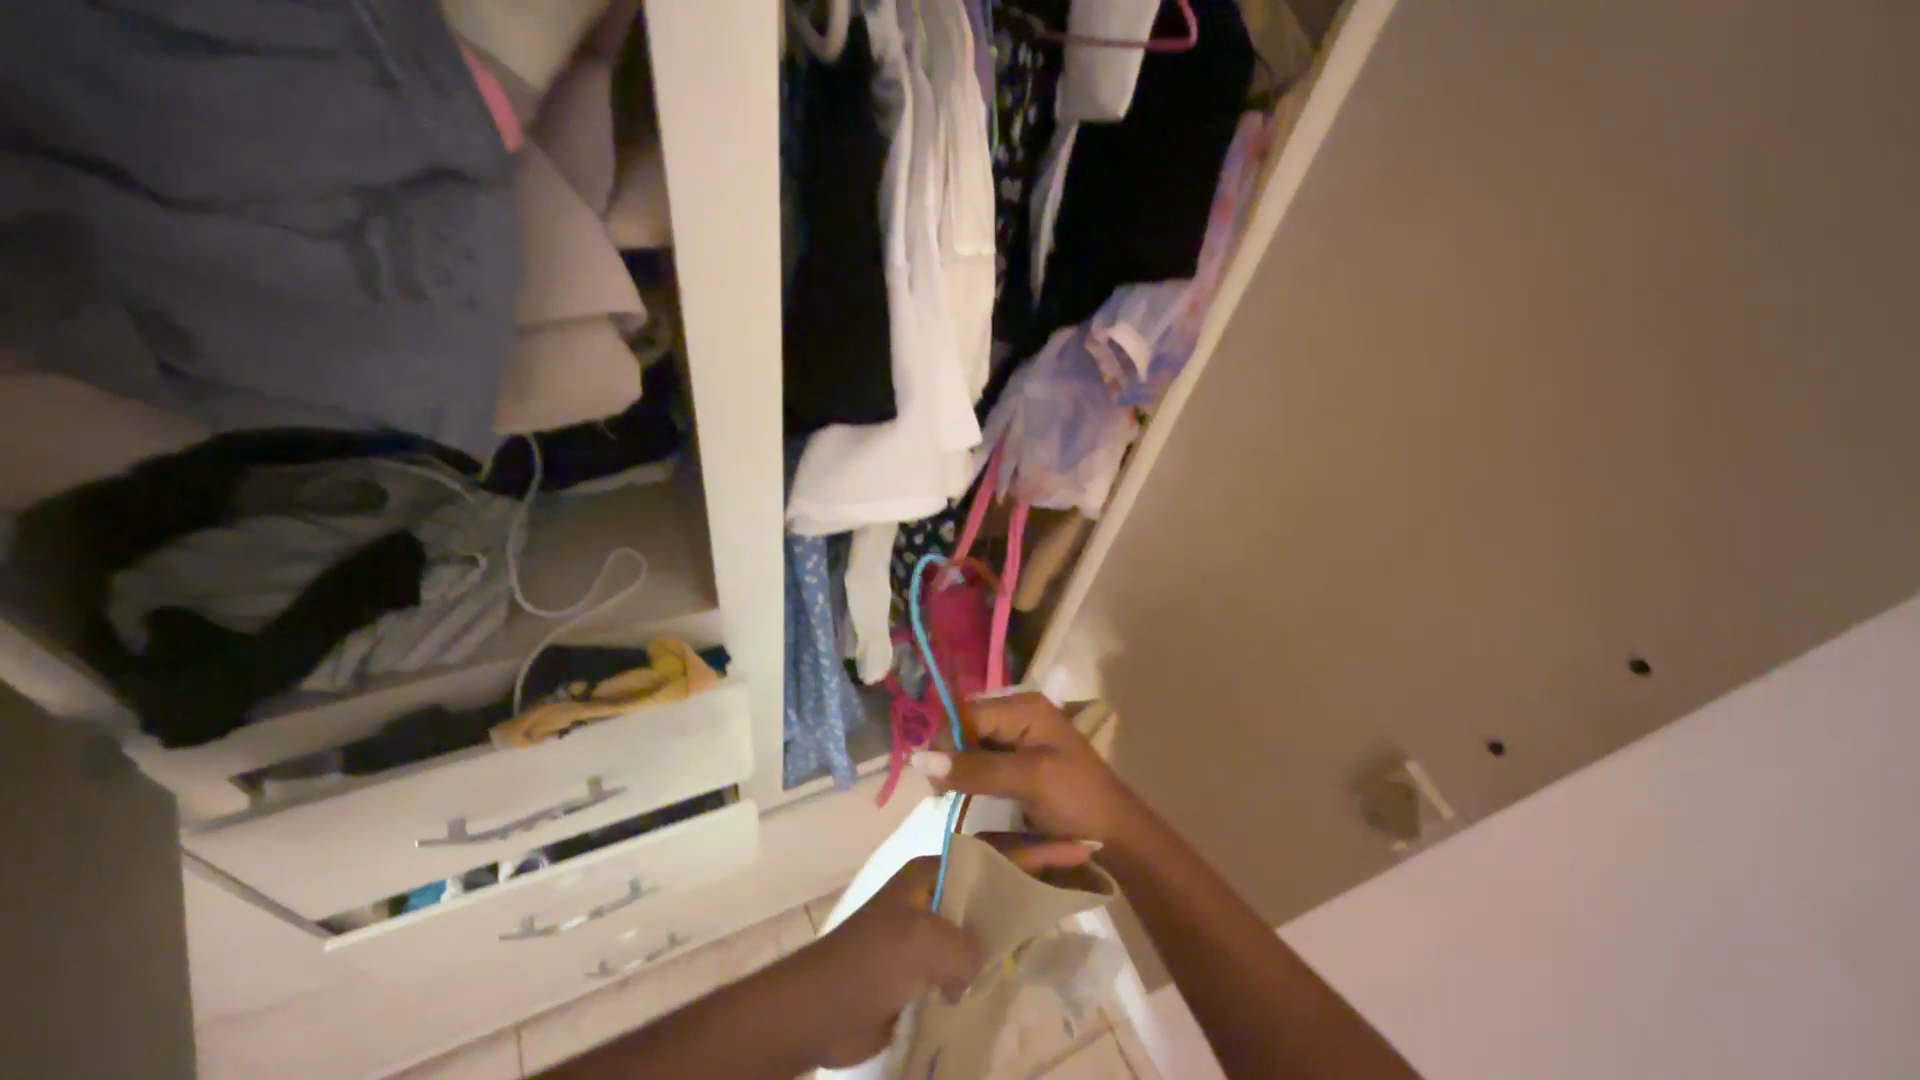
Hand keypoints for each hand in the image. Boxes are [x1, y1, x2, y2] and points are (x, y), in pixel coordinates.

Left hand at [777, 834, 1093, 1068]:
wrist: (818, 1011)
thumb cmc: (869, 964)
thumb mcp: (923, 944)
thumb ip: (966, 947)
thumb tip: (976, 965)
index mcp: (930, 873)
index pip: (994, 853)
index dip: (1039, 851)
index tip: (1081, 847)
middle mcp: (933, 893)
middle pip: (994, 880)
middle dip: (1034, 879)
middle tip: (1079, 883)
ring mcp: (928, 930)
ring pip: (986, 918)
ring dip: (1018, 919)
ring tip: (1060, 920)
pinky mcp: (925, 966)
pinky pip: (973, 954)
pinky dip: (998, 956)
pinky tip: (1021, 965)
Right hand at [911, 693, 1150, 845]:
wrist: (1114, 832)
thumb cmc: (1077, 799)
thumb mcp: (1028, 780)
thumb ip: (976, 768)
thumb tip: (920, 760)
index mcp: (1024, 707)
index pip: (965, 714)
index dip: (944, 742)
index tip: (932, 778)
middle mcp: (1019, 712)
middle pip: (966, 725)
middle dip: (949, 755)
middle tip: (939, 792)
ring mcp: (1020, 735)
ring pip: (970, 743)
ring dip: (957, 767)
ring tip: (948, 795)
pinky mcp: (1018, 758)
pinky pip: (982, 758)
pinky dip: (970, 774)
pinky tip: (963, 793)